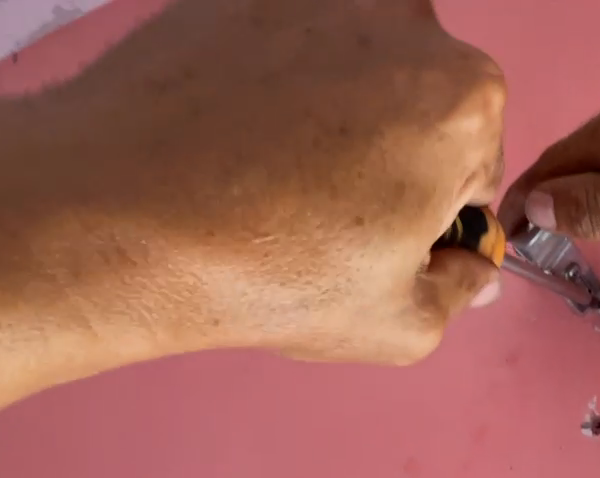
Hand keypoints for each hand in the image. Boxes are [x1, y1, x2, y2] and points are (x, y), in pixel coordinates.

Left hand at [32, 0, 504, 363]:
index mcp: (465, 101)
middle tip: (328, 218)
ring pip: (360, 77)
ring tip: (277, 182)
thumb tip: (471, 269)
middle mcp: (407, 21)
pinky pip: (294, 52)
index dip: (434, 222)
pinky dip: (282, 92)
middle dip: (396, 164)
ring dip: (342, 123)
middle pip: (423, 113)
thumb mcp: (403, 325)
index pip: (473, 174)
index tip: (384, 247)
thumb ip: (461, 291)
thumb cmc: (282, 274)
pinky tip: (241, 142)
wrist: (126, 215)